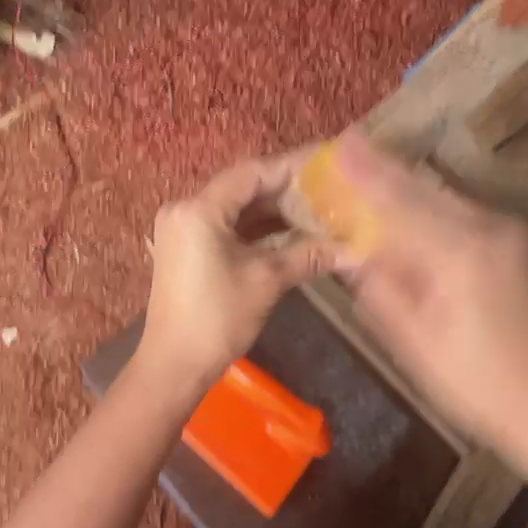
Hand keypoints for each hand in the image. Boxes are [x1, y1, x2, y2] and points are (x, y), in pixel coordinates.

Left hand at [138, 153, 332, 387]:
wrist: (174, 365)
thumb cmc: (218, 319)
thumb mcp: (267, 281)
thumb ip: (308, 255)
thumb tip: (353, 249)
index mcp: (199, 210)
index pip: (252, 174)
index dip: (291, 167)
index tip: (325, 163)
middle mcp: (185, 209)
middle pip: (242, 187)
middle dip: (285, 189)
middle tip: (327, 187)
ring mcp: (182, 228)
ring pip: (235, 207)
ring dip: (272, 209)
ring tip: (315, 207)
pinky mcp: (185, 247)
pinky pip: (224, 225)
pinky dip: (255, 227)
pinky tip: (289, 229)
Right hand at [335, 133, 527, 467]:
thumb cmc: (479, 384)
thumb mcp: (417, 343)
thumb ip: (383, 289)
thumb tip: (350, 251)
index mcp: (460, 254)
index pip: (401, 203)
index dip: (367, 174)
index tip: (339, 145)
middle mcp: (488, 230)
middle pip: (424, 190)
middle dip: (384, 169)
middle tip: (349, 143)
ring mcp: (508, 234)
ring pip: (444, 199)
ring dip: (407, 184)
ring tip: (370, 163)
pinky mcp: (516, 245)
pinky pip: (462, 213)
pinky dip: (430, 205)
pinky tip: (409, 201)